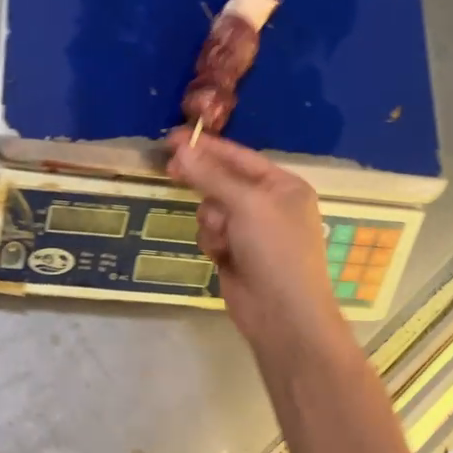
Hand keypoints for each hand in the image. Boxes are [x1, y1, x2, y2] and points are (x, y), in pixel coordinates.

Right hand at [166, 130, 341, 348]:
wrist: (283, 314)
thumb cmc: (275, 250)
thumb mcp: (245, 205)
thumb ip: (210, 175)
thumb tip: (180, 149)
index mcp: (282, 185)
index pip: (238, 156)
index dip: (205, 146)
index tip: (171, 138)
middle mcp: (268, 204)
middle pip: (221, 181)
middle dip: (204, 185)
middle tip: (169, 171)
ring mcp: (251, 230)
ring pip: (211, 208)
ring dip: (211, 221)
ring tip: (223, 239)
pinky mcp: (235, 253)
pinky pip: (210, 233)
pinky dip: (212, 241)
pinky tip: (221, 256)